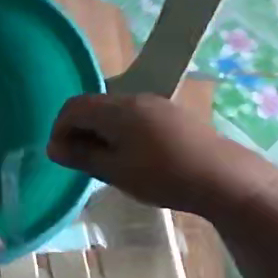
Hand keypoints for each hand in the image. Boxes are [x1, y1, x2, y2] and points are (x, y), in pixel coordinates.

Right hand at [47, 93, 272, 216]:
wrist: (223, 178)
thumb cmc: (163, 176)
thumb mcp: (115, 171)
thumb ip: (82, 156)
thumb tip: (53, 147)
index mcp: (117, 109)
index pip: (73, 107)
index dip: (59, 129)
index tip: (60, 155)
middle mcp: (135, 98)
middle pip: (94, 105)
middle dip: (79, 130)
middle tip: (79, 161)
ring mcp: (157, 104)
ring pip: (114, 112)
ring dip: (100, 132)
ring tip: (105, 162)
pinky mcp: (173, 116)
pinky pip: (134, 117)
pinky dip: (121, 132)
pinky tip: (132, 157)